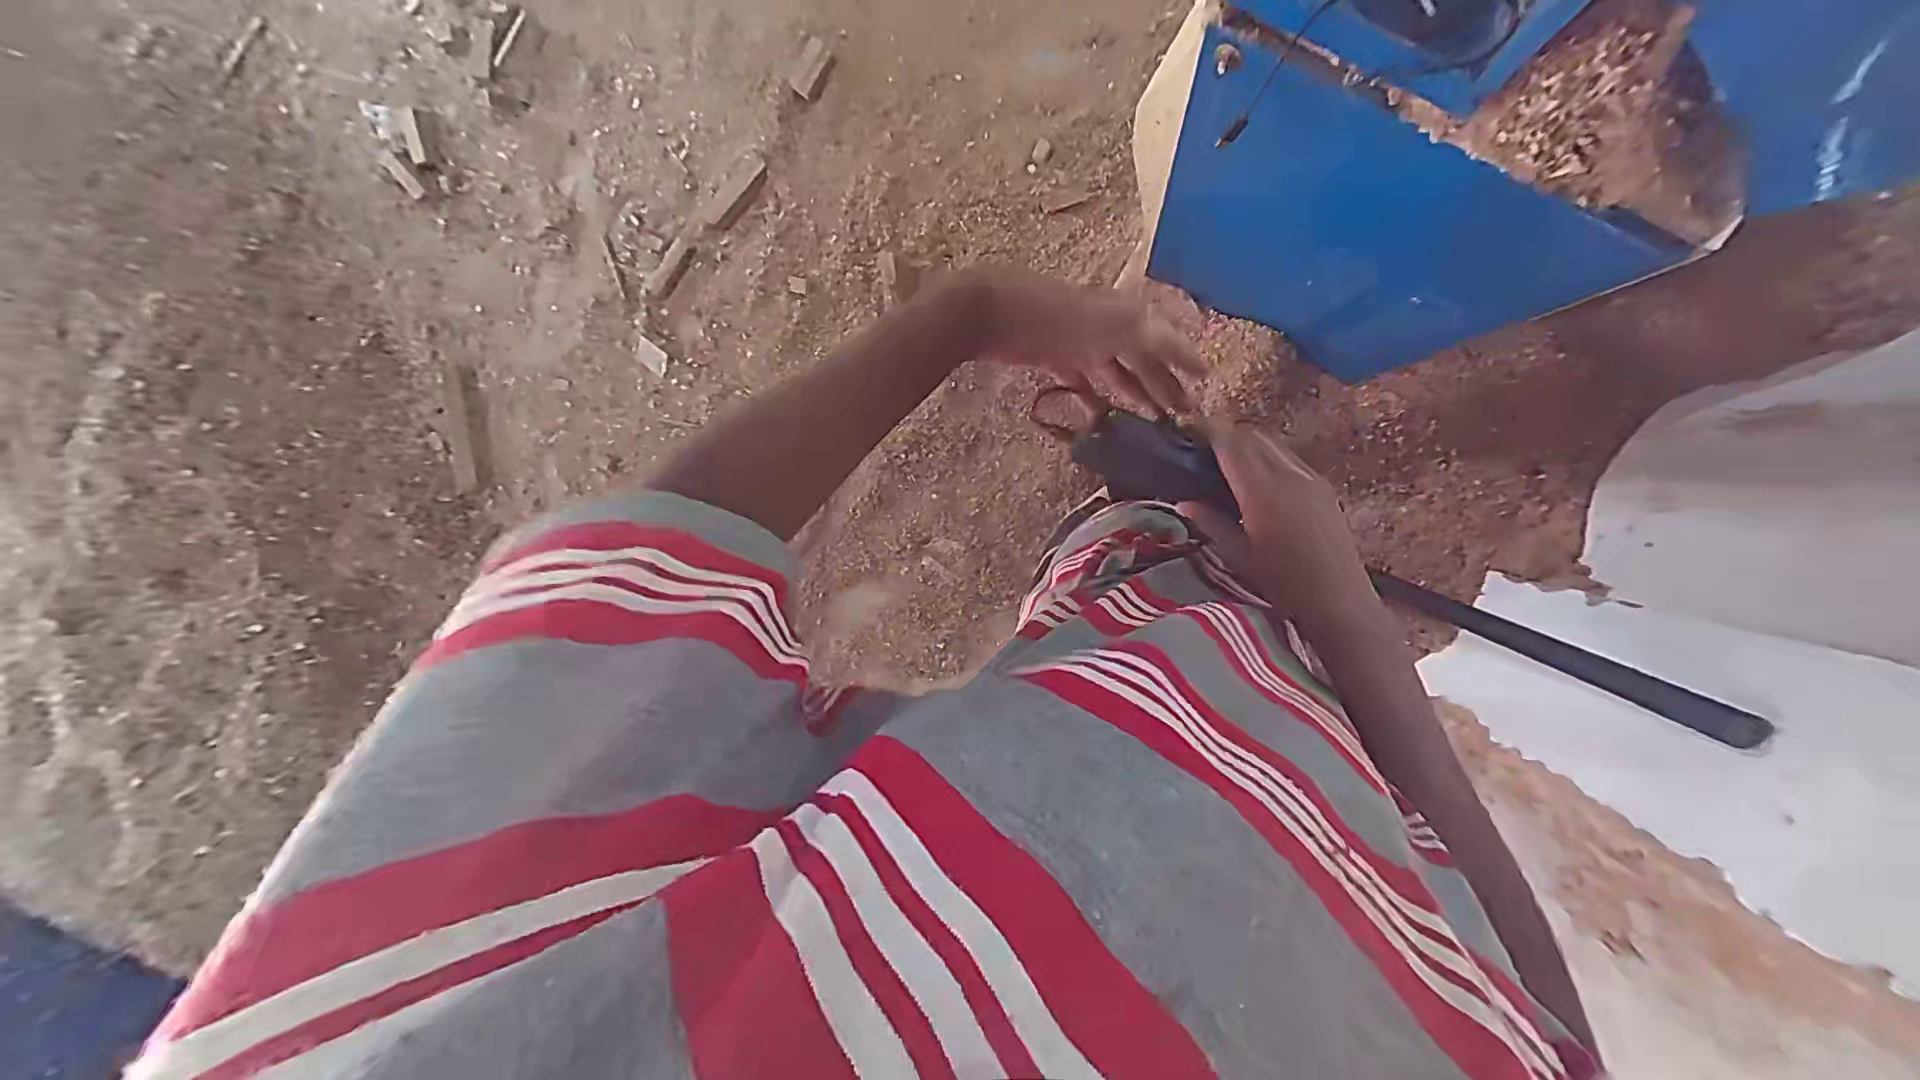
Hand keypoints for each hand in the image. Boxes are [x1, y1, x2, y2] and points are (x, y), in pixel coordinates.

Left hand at [945, 271, 1206, 414]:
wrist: (992, 310)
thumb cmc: (1052, 314)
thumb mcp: (1114, 326)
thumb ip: (1157, 342)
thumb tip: (1200, 362)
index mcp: (1126, 316)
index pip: (1164, 341)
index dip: (1184, 360)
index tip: (1206, 381)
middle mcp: (1109, 328)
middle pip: (1143, 360)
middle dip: (1165, 385)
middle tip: (1185, 416)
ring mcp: (1081, 344)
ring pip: (1116, 372)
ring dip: (1136, 393)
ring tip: (1156, 419)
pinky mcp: (1055, 359)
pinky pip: (1083, 381)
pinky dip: (1095, 398)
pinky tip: (1105, 416)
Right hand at [1206, 422, 1377, 624]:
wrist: (1339, 600)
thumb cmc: (1282, 582)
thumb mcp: (1238, 554)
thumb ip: (1210, 521)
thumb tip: (1185, 501)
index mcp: (1263, 491)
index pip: (1232, 443)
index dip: (1207, 430)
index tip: (1186, 430)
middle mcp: (1290, 475)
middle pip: (1253, 435)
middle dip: (1225, 433)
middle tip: (1200, 445)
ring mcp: (1311, 478)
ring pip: (1273, 443)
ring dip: (1247, 442)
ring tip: (1224, 459)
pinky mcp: (1323, 487)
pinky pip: (1288, 457)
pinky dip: (1266, 455)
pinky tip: (1254, 477)